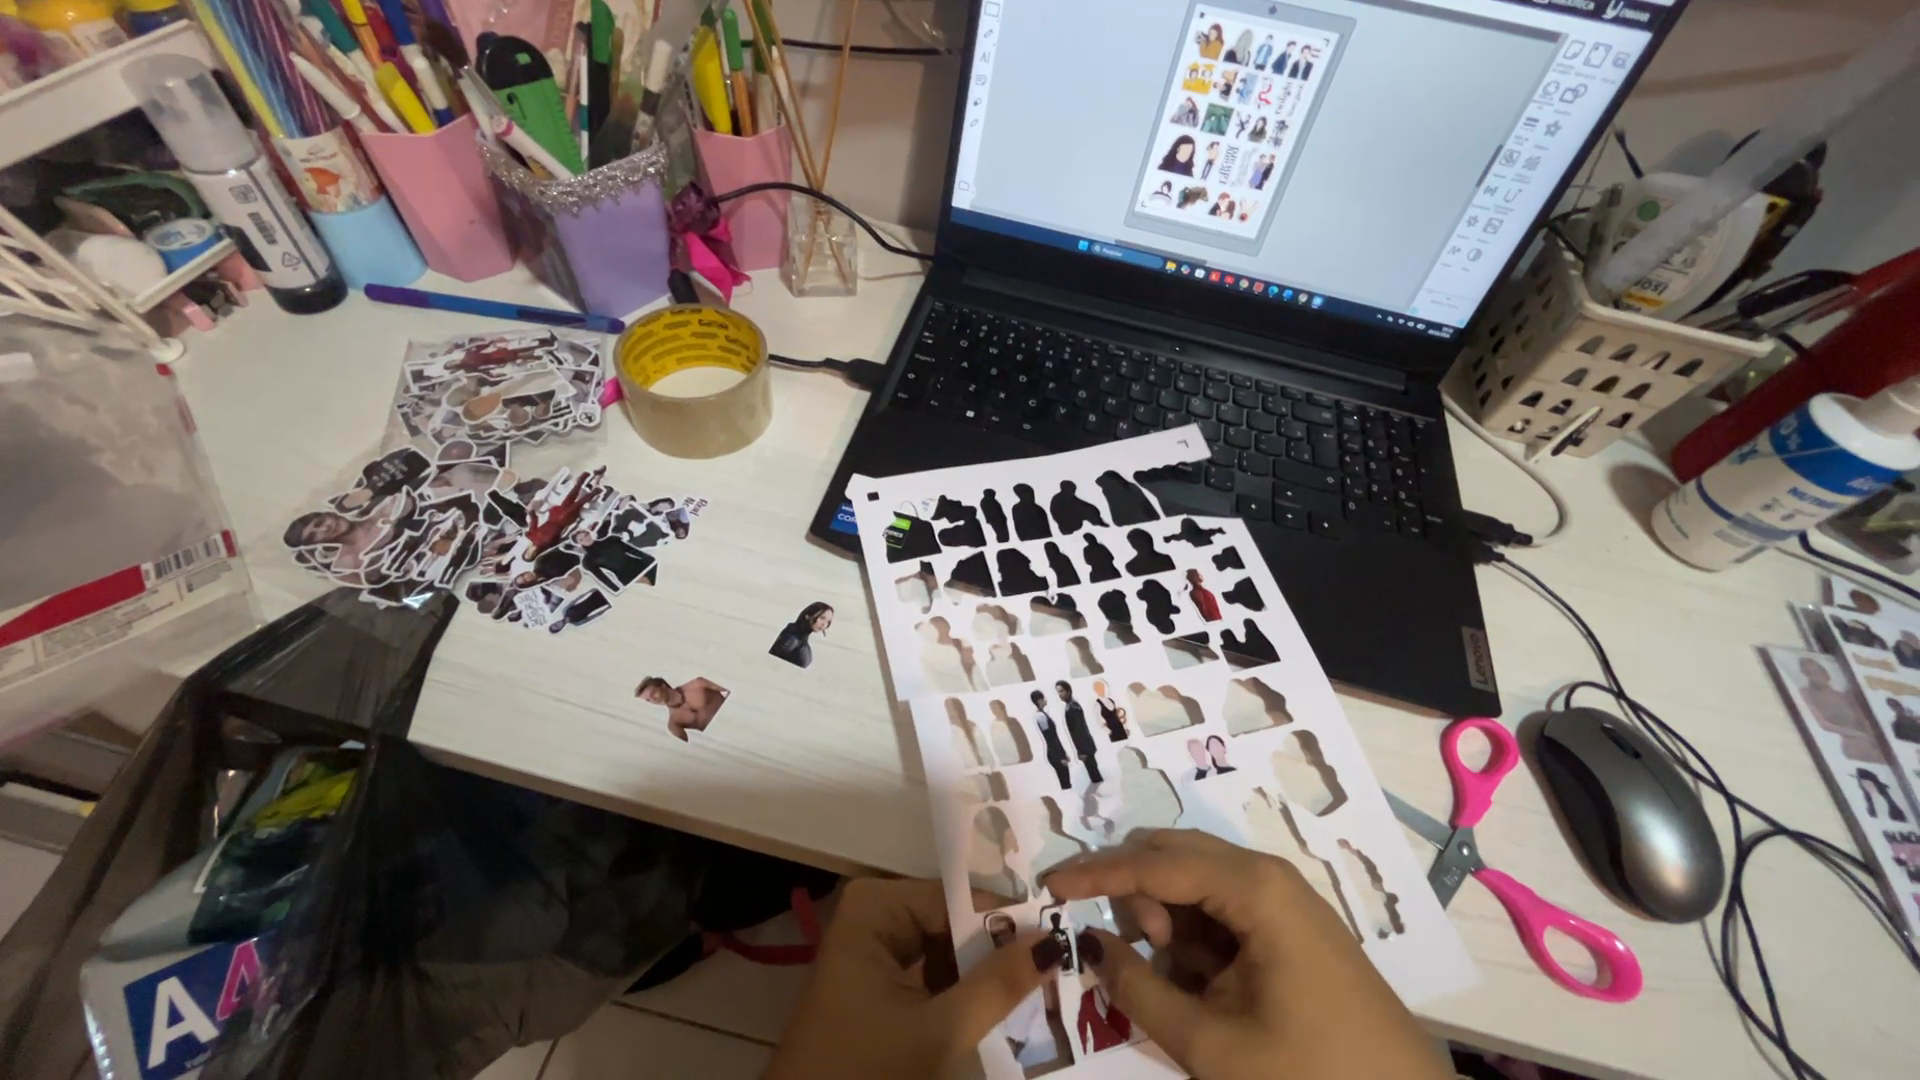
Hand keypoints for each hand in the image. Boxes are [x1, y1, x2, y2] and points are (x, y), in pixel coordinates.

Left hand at [765, 878, 1064, 1078]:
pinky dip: (963, 991)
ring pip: (948, 948)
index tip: (1062, 934)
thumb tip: (1053, 940)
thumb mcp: (939, 1032)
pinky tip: (1004, 1003)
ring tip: (1044, 981)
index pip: (960, 897)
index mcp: (876, 905)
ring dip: (986, 972)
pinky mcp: (878, 982)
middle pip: (955, 920)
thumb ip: (997, 984)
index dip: (1009, 918)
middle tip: (1060, 961)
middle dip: (999, 947)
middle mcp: (874, 913)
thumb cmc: (863, 1072)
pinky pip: (932, 972)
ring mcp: (875, 947)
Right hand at [1042, 830, 1449, 1079]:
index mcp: (1254, 889)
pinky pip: (1220, 913)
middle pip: (1174, 856)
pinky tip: (1194, 983)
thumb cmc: (1312, 1078)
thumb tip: (1095, 946)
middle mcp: (1266, 877)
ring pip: (1194, 883)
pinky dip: (1192, 939)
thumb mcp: (1212, 1046)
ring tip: (1166, 975)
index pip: (1155, 862)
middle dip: (1134, 890)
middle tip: (1118, 943)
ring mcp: (1281, 901)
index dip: (1098, 873)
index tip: (1049, 884)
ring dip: (1164, 918)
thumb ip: (1141, 990)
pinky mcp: (1288, 929)